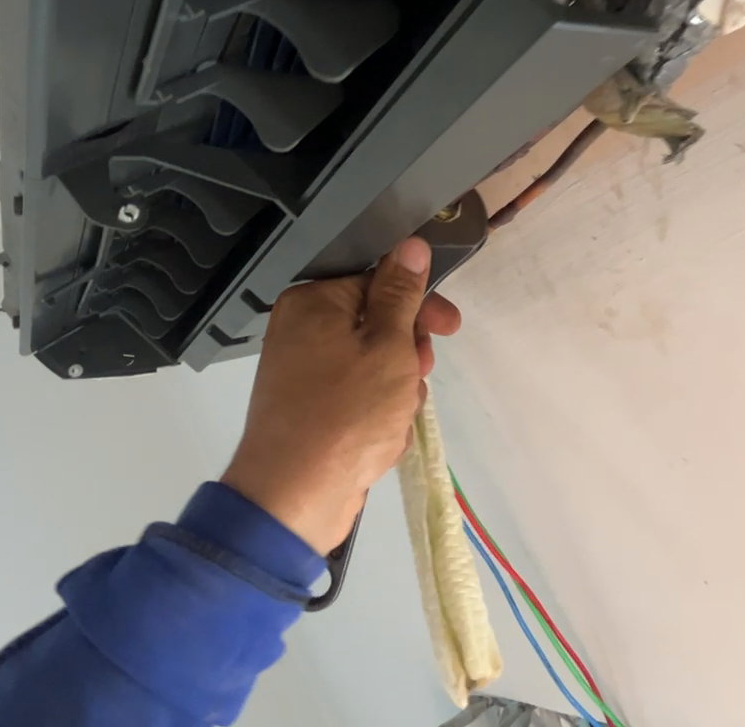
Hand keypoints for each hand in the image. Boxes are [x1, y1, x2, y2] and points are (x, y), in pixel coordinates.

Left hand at [221, 238, 462, 554]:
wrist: (294, 500)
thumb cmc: (346, 413)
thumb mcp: (388, 345)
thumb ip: (401, 294)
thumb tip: (411, 244)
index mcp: (314, 303)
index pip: (379, 281)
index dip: (419, 304)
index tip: (449, 327)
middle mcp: (303, 330)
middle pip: (377, 322)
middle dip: (407, 352)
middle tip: (419, 373)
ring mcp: (305, 372)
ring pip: (375, 362)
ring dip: (397, 387)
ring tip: (394, 416)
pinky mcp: (312, 409)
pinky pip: (359, 395)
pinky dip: (377, 412)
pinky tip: (380, 438)